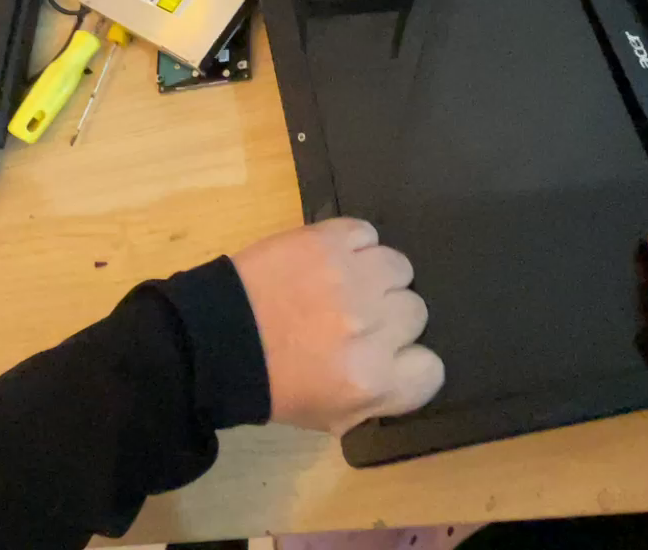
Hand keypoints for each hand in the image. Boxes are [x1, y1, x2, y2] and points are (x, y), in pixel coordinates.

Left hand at [231, 218, 442, 434]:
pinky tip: (332, 257)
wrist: (216, 336)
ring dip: (377, 275)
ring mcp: (352, 276)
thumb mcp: (332, 415)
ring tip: (346, 282)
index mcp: (372, 379)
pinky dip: (354, 242)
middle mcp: (372, 326)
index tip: (385, 356)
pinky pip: (366, 232)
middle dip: (388, 316)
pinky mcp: (329, 239)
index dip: (408, 362)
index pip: (431, 368)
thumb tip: (406, 368)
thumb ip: (380, 397)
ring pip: (398, 266)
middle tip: (355, 318)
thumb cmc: (271, 381)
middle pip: (416, 311)